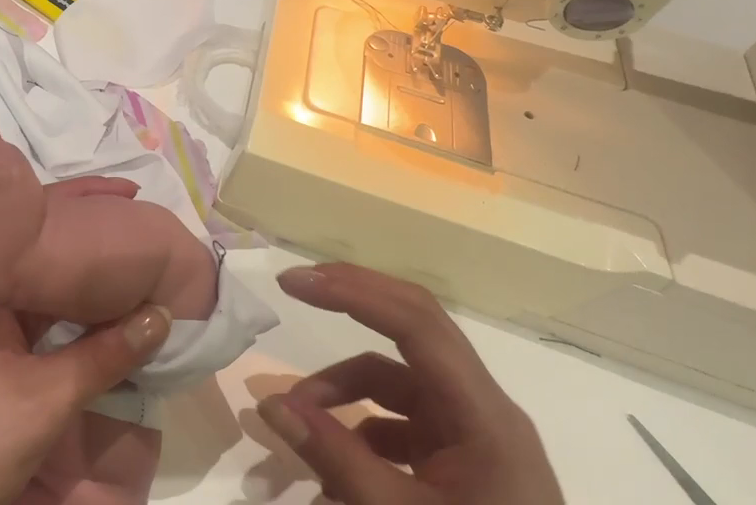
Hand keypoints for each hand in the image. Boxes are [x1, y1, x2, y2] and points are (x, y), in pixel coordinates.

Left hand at [0, 177, 169, 504]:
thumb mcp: (45, 400)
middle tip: (141, 225)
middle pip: (38, 255)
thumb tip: (162, 313)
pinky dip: (73, 315)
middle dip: (86, 240)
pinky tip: (106, 314)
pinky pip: (40, 322)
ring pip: (41, 291)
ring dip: (81, 280)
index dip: (73, 204)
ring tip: (134, 261)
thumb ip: (103, 356)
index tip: (122, 193)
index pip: (26, 225)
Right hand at [255, 263, 563, 504]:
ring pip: (397, 381)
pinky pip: (401, 424)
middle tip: (294, 288)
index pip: (415, 322)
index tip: (293, 283)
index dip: (352, 291)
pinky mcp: (463, 461)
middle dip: (351, 302)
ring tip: (296, 422)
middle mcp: (482, 408)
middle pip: (413, 327)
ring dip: (342, 390)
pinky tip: (329, 472)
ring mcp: (473, 435)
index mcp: (483, 414)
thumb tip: (272, 405)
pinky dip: (359, 431)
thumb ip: (335, 457)